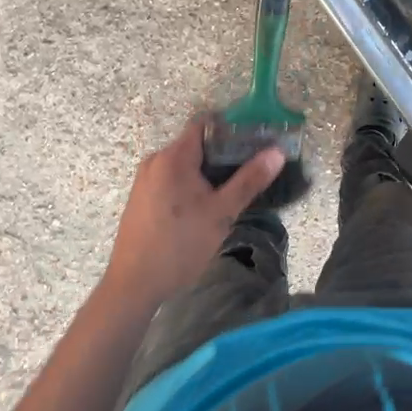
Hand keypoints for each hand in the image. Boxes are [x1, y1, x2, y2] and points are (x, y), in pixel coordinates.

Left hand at [104, 117, 284, 301]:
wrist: (133, 286)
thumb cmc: (180, 245)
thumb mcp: (221, 213)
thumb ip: (250, 180)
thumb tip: (277, 152)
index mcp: (173, 157)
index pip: (205, 124)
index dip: (232, 128)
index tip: (255, 140)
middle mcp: (156, 161)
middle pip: (197, 144)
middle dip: (225, 154)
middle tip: (252, 169)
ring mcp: (145, 180)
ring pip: (185, 164)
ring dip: (209, 172)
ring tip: (234, 189)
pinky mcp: (142, 198)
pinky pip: (173, 179)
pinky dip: (192, 184)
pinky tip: (207, 205)